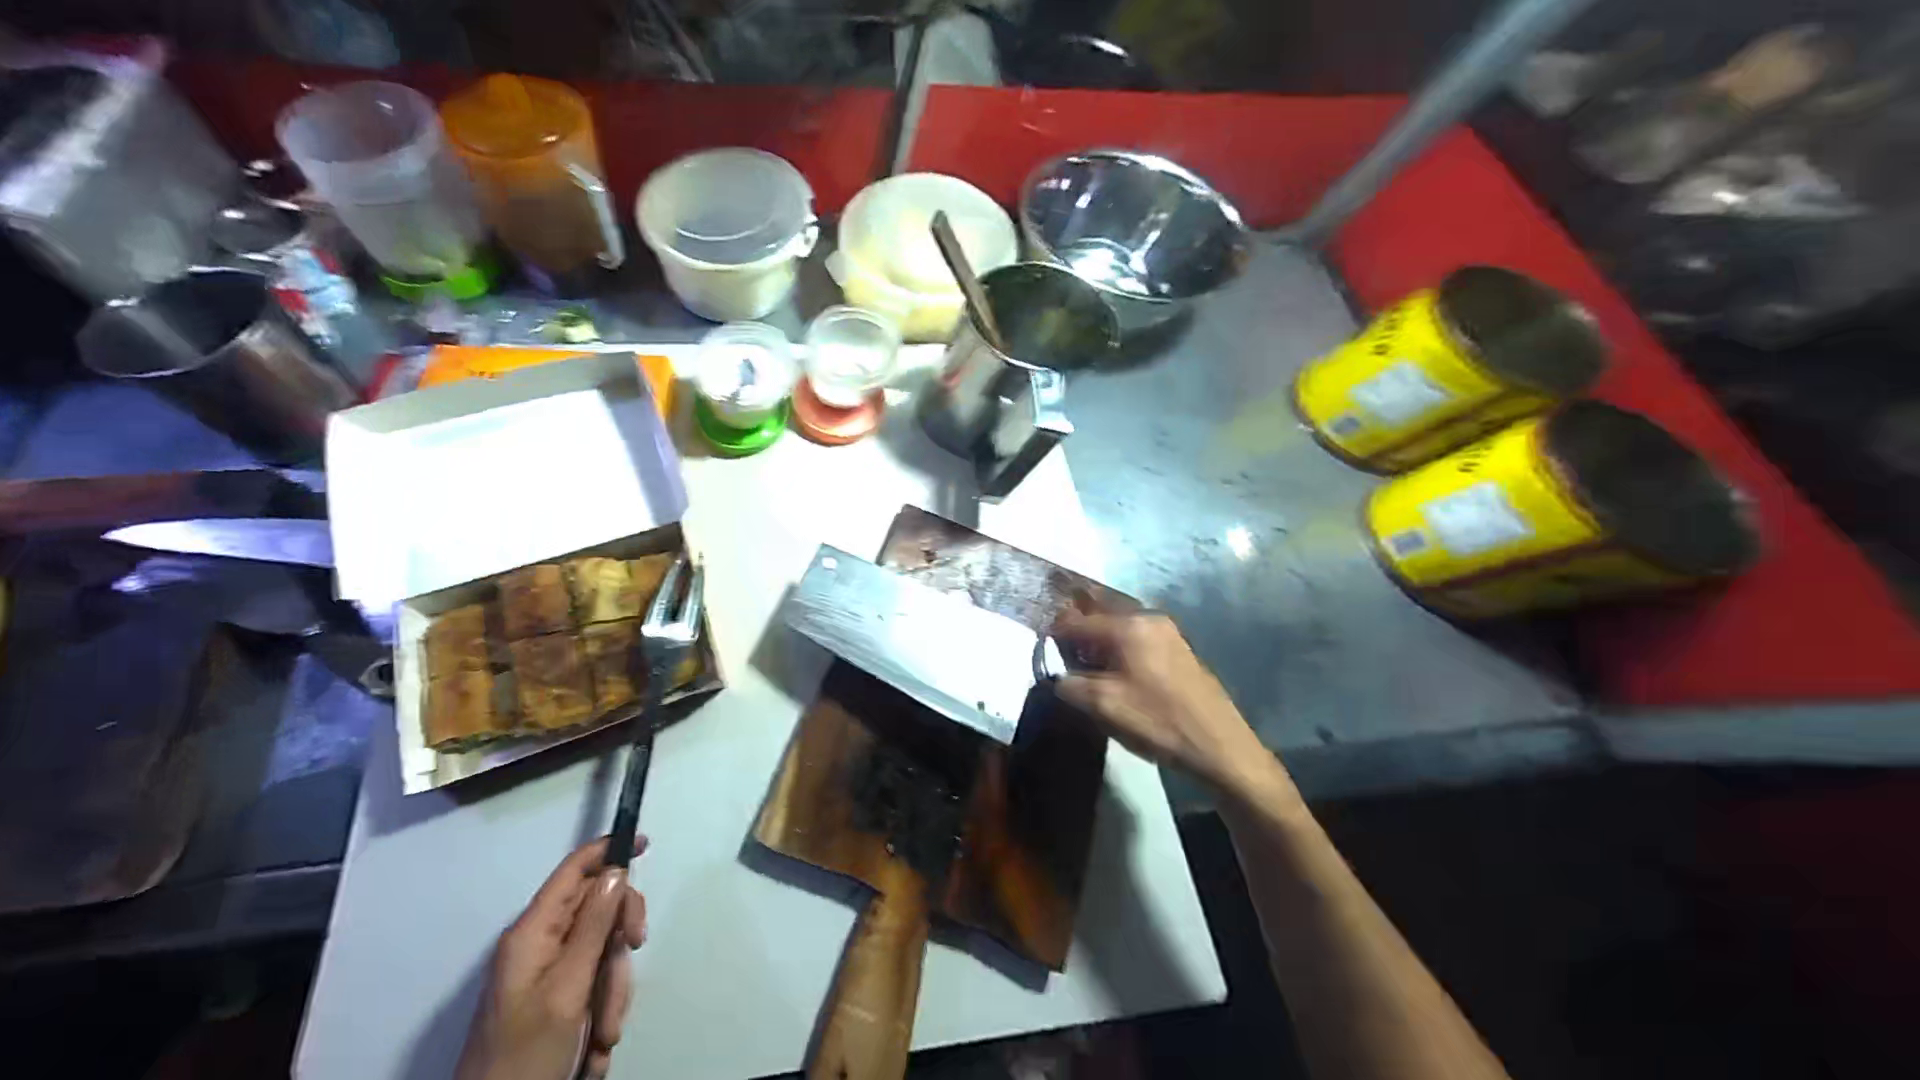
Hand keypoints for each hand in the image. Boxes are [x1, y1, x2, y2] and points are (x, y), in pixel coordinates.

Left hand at [455, 837, 648, 1079]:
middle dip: (620, 939)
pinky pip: (596, 982)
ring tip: (603, 1035)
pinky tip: (594, 1045)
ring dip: (613, 989)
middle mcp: (540, 944)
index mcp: (533, 932)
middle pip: (599, 909)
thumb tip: (616, 871)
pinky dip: (603, 1009)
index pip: (574, 870)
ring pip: (604, 951)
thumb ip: (594, 926)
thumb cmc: (526, 1054)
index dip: (607, 850)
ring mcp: (547, 972)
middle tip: (636, 951)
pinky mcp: (555, 998)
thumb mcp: (568, 988)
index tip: (644, 843)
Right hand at [1053, 611, 1281, 797]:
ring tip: (1085, 666)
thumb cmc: (1157, 722)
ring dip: (1099, 641)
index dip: (1054, 634)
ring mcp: (1168, 632)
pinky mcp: (1178, 649)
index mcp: (1128, 626)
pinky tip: (1115, 672)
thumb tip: (1057, 675)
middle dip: (1078, 633)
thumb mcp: (1103, 706)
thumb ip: (1070, 684)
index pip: (1077, 620)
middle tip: (1061, 654)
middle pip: (1100, 615)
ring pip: (1120, 627)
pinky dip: (1119, 648)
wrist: (1219, 746)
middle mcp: (1148, 618)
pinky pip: (1137, 638)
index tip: (1041, 649)